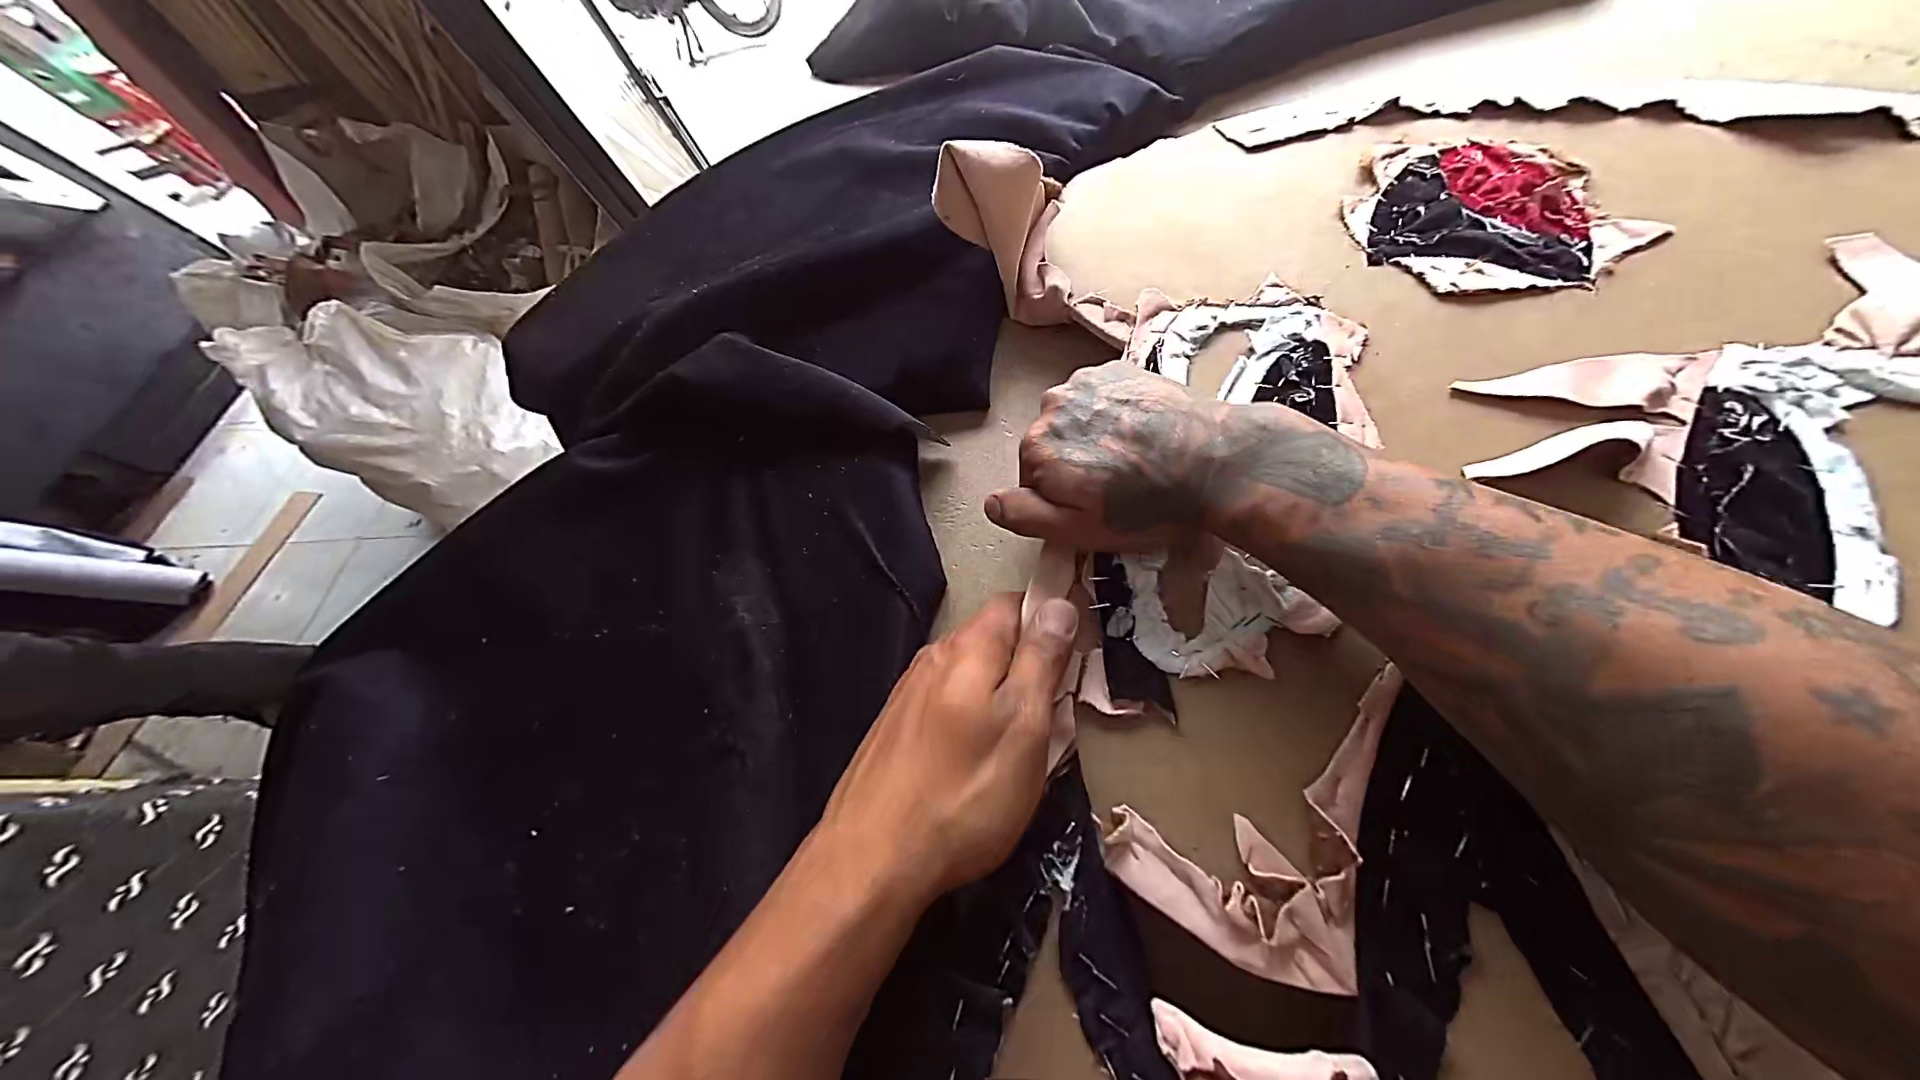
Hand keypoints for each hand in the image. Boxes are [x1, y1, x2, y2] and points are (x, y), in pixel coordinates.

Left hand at [815, 593, 1079, 899]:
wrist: (871, 858)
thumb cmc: (963, 794)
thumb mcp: (1023, 726)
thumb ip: (1041, 660)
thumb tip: (1058, 605)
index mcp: (967, 648)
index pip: (1016, 602)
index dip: (1051, 621)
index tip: (1072, 664)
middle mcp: (933, 657)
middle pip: (994, 639)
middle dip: (1029, 667)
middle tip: (1050, 719)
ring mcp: (910, 691)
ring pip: (973, 676)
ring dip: (1003, 698)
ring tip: (1017, 748)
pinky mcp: (898, 724)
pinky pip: (950, 703)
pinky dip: (974, 719)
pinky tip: (976, 762)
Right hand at [985, 361, 1226, 550]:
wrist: (1215, 460)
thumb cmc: (1150, 504)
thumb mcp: (1081, 529)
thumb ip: (1026, 515)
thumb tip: (991, 501)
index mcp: (1037, 449)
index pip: (1030, 479)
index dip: (1061, 496)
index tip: (1093, 503)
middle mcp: (1051, 408)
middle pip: (1049, 446)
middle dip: (1073, 464)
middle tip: (1116, 483)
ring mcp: (1083, 384)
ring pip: (1071, 420)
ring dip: (1091, 436)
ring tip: (1131, 456)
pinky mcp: (1114, 370)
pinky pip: (1095, 398)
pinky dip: (1109, 413)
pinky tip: (1139, 431)